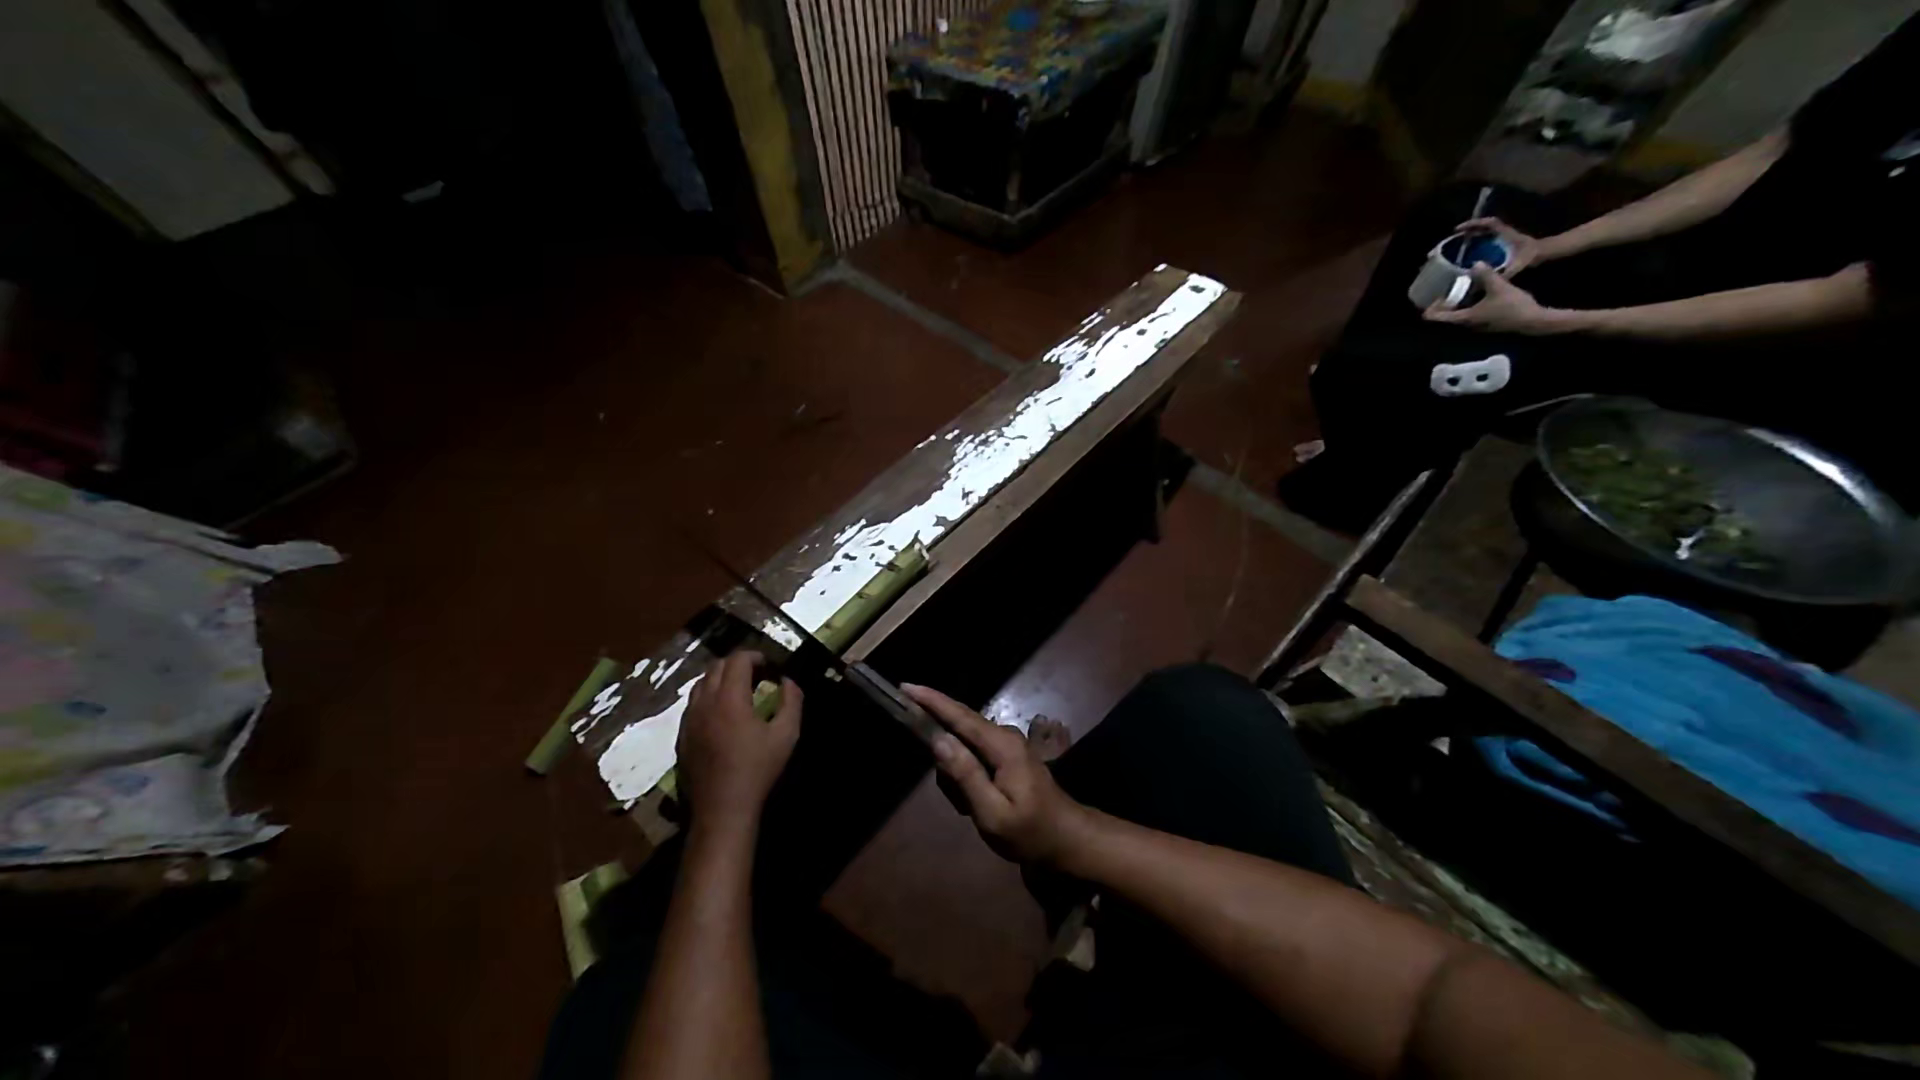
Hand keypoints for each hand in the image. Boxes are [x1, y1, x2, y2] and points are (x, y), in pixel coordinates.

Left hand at [677, 651, 800, 835]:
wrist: (722, 809)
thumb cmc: (758, 770)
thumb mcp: (786, 734)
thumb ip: (792, 701)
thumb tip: (788, 680)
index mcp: (730, 699)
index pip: (737, 659)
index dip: (756, 656)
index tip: (770, 667)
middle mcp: (704, 702)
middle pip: (716, 666)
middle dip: (738, 664)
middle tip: (758, 676)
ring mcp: (689, 719)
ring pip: (701, 684)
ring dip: (721, 679)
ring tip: (740, 692)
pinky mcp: (682, 736)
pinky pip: (693, 704)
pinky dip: (709, 698)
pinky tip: (722, 715)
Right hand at [902, 684, 1088, 865]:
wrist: (1068, 840)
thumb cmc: (1031, 832)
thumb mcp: (992, 813)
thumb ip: (966, 775)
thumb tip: (939, 740)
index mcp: (1002, 746)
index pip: (960, 717)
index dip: (932, 701)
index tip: (905, 686)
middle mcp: (1004, 736)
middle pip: (958, 729)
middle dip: (944, 757)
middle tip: (959, 800)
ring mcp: (1007, 744)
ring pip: (963, 746)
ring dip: (957, 777)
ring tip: (972, 810)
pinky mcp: (1006, 755)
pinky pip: (973, 756)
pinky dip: (966, 778)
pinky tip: (977, 804)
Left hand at [1425, 264, 1568, 334]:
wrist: (1534, 320)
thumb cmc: (1513, 306)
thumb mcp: (1499, 287)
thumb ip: (1486, 275)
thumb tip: (1475, 263)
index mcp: (1464, 318)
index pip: (1437, 317)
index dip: (1430, 309)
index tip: (1429, 298)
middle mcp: (1466, 324)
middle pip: (1446, 317)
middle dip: (1442, 305)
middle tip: (1442, 291)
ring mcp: (1476, 325)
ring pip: (1458, 315)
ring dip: (1455, 305)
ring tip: (1456, 291)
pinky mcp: (1486, 322)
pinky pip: (1469, 314)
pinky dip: (1466, 305)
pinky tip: (1474, 295)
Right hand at [1456, 217, 1549, 276]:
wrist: (1544, 253)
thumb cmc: (1531, 256)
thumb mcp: (1517, 266)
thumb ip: (1502, 273)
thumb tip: (1486, 284)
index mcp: (1505, 233)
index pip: (1489, 223)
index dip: (1473, 224)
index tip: (1458, 229)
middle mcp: (1503, 231)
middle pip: (1484, 225)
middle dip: (1469, 228)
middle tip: (1454, 237)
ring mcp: (1502, 235)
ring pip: (1485, 230)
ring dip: (1472, 233)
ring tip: (1458, 242)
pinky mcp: (1501, 240)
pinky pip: (1486, 236)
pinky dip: (1476, 239)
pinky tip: (1468, 249)